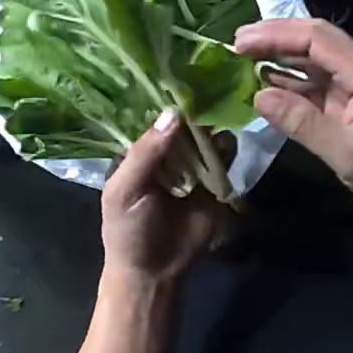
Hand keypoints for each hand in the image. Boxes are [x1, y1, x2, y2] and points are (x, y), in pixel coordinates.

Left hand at [100, 110, 228, 282]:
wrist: (154, 271)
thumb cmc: (128, 230)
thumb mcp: (124, 190)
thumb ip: (145, 153)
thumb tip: (174, 113)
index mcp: (140, 154)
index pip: (156, 121)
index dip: (168, 104)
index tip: (185, 81)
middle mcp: (168, 156)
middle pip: (186, 127)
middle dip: (197, 113)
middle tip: (211, 93)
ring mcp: (193, 169)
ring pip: (207, 140)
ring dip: (214, 130)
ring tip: (219, 121)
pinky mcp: (215, 184)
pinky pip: (225, 160)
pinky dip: (228, 149)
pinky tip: (228, 143)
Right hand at [234, 19, 352, 213]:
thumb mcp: (347, 154)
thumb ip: (303, 124)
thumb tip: (259, 96)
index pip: (318, 39)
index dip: (277, 36)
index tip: (241, 41)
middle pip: (318, 41)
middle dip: (277, 38)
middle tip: (237, 43)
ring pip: (318, 60)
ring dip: (284, 57)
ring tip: (246, 58)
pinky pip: (322, 83)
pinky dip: (295, 81)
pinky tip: (271, 84)